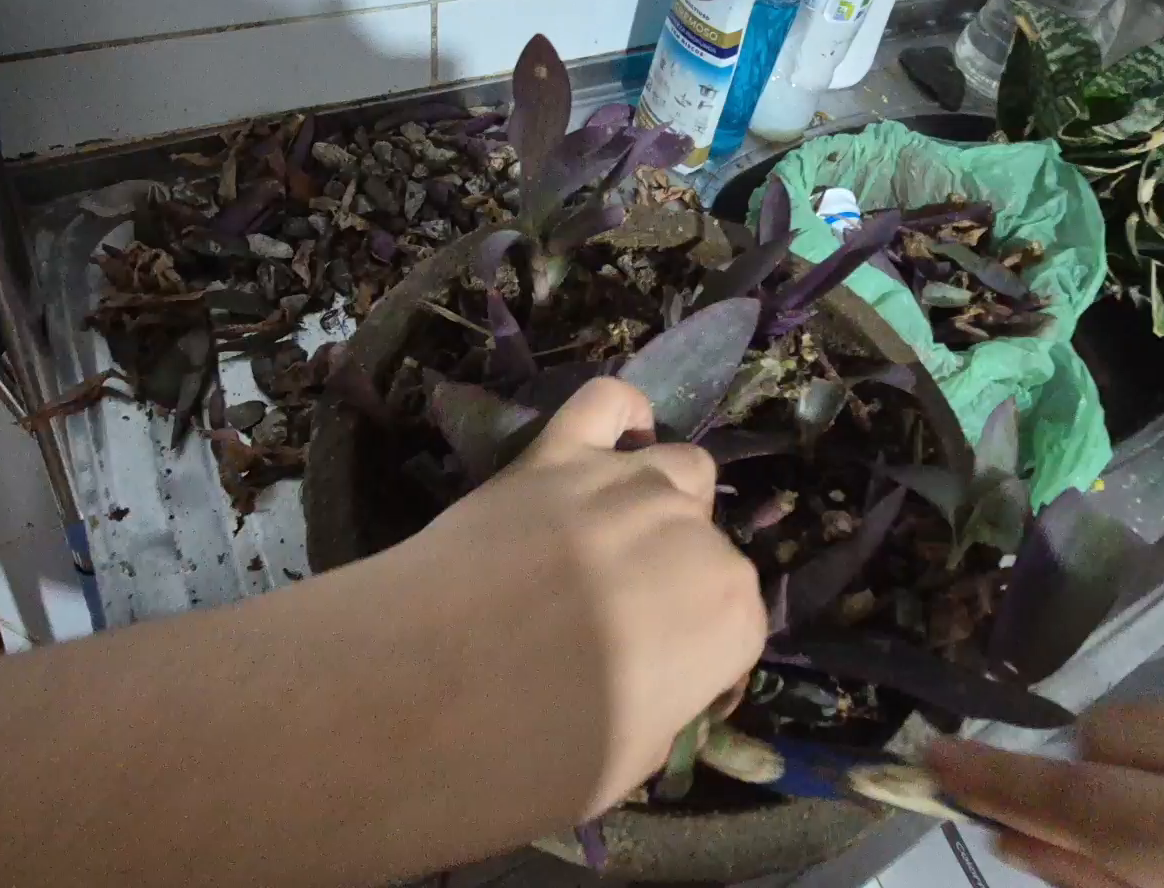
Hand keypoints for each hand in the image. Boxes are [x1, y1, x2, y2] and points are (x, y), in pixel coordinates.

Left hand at [375, 377, 764, 822]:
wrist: (424, 686)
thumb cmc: (533, 750)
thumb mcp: (632, 761)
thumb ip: (668, 696)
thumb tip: (655, 671)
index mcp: (729, 610)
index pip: (740, 623)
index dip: (703, 656)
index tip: (663, 680)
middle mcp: (693, 531)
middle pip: (707, 541)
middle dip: (678, 578)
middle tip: (621, 618)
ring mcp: (625, 480)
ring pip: (679, 467)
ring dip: (662, 503)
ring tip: (614, 541)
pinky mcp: (557, 451)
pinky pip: (608, 402)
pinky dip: (620, 416)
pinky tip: (612, 443)